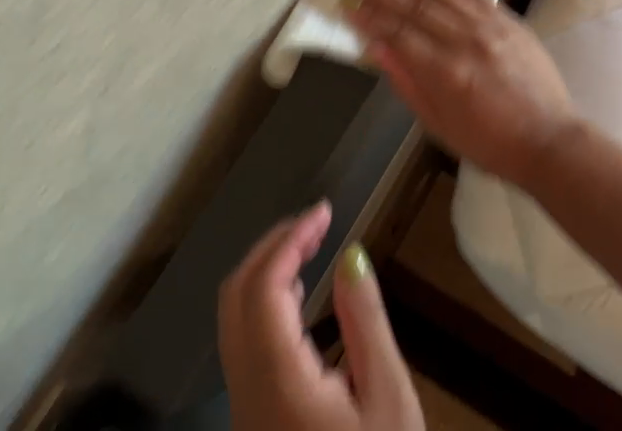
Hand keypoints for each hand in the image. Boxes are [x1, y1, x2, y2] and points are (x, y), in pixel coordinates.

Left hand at [217, 202, 422, 430]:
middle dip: (271, 248)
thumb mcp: (387, 396)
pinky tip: (302, 299)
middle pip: (235, 298)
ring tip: (313, 247)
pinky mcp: (253, 415)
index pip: (263, 287)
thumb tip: (352, 256)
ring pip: (234, 321)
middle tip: (316, 222)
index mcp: (278, 379)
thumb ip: (365, 321)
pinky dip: (268, 304)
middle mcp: (247, 388)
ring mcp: (245, 405)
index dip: (289, 239)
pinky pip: (245, 343)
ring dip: (267, 273)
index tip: (325, 210)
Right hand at [348, 0, 579, 187]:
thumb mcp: (439, 124)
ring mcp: (491, 27)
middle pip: (417, 6)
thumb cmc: (489, 143)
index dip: (370, 17)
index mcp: (445, 72)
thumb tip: (375, 48)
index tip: (348, 2)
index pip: (398, 34)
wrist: (548, 139)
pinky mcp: (510, 21)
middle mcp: (466, 41)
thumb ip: (407, 82)